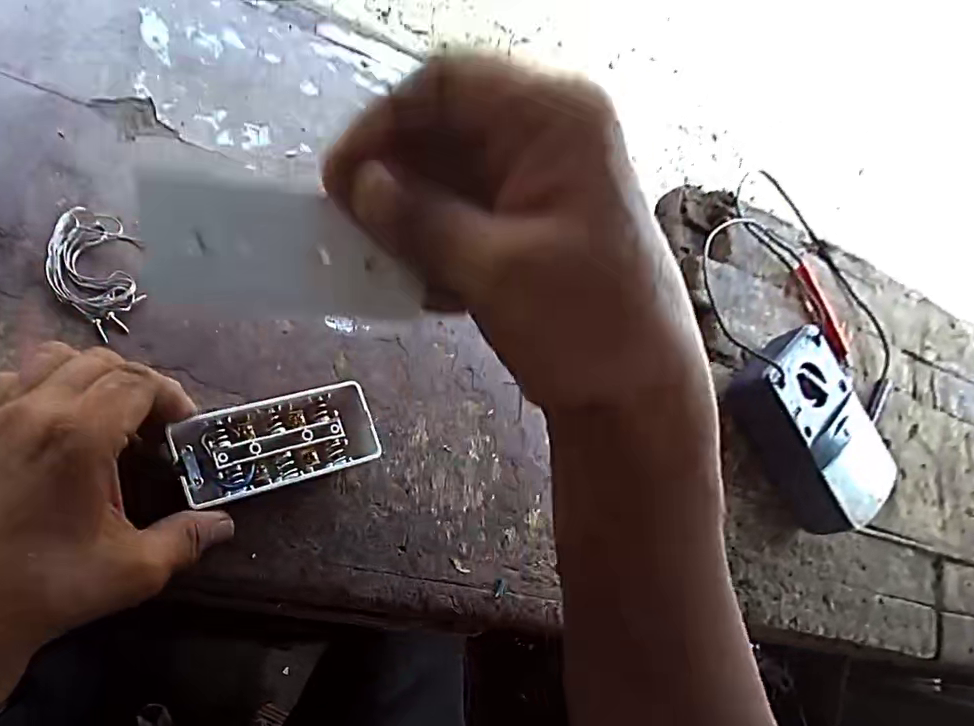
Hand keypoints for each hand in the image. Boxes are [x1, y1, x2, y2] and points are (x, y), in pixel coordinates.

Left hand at [0, 343, 234, 722]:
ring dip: (96, 376)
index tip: (188, 428)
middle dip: (141, 384)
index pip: (136, 383)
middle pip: (100, 362)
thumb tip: (223, 524)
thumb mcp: (136, 569)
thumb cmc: (53, 588)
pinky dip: (52, 382)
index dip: (172, 397)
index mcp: (78, 436)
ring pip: (56, 359)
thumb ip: (186, 538)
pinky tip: (66, 422)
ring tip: (116, 417)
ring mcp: (1, 415)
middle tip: (161, 426)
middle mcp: (37, 409)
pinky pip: (19, 377)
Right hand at [323, 55, 708, 416]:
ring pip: (451, 181)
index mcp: (553, 119)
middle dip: (393, 176)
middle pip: (446, 132)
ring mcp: (538, 188)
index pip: (448, 86)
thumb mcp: (494, 270)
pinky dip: (436, 248)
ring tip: (378, 261)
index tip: (338, 177)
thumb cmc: (581, 323)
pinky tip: (423, 287)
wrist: (635, 391)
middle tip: (346, 223)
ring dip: (410, 219)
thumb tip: (358, 186)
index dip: (383, 123)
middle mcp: (546, 138)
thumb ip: (421, 222)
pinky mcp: (528, 232)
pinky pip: (466, 221)